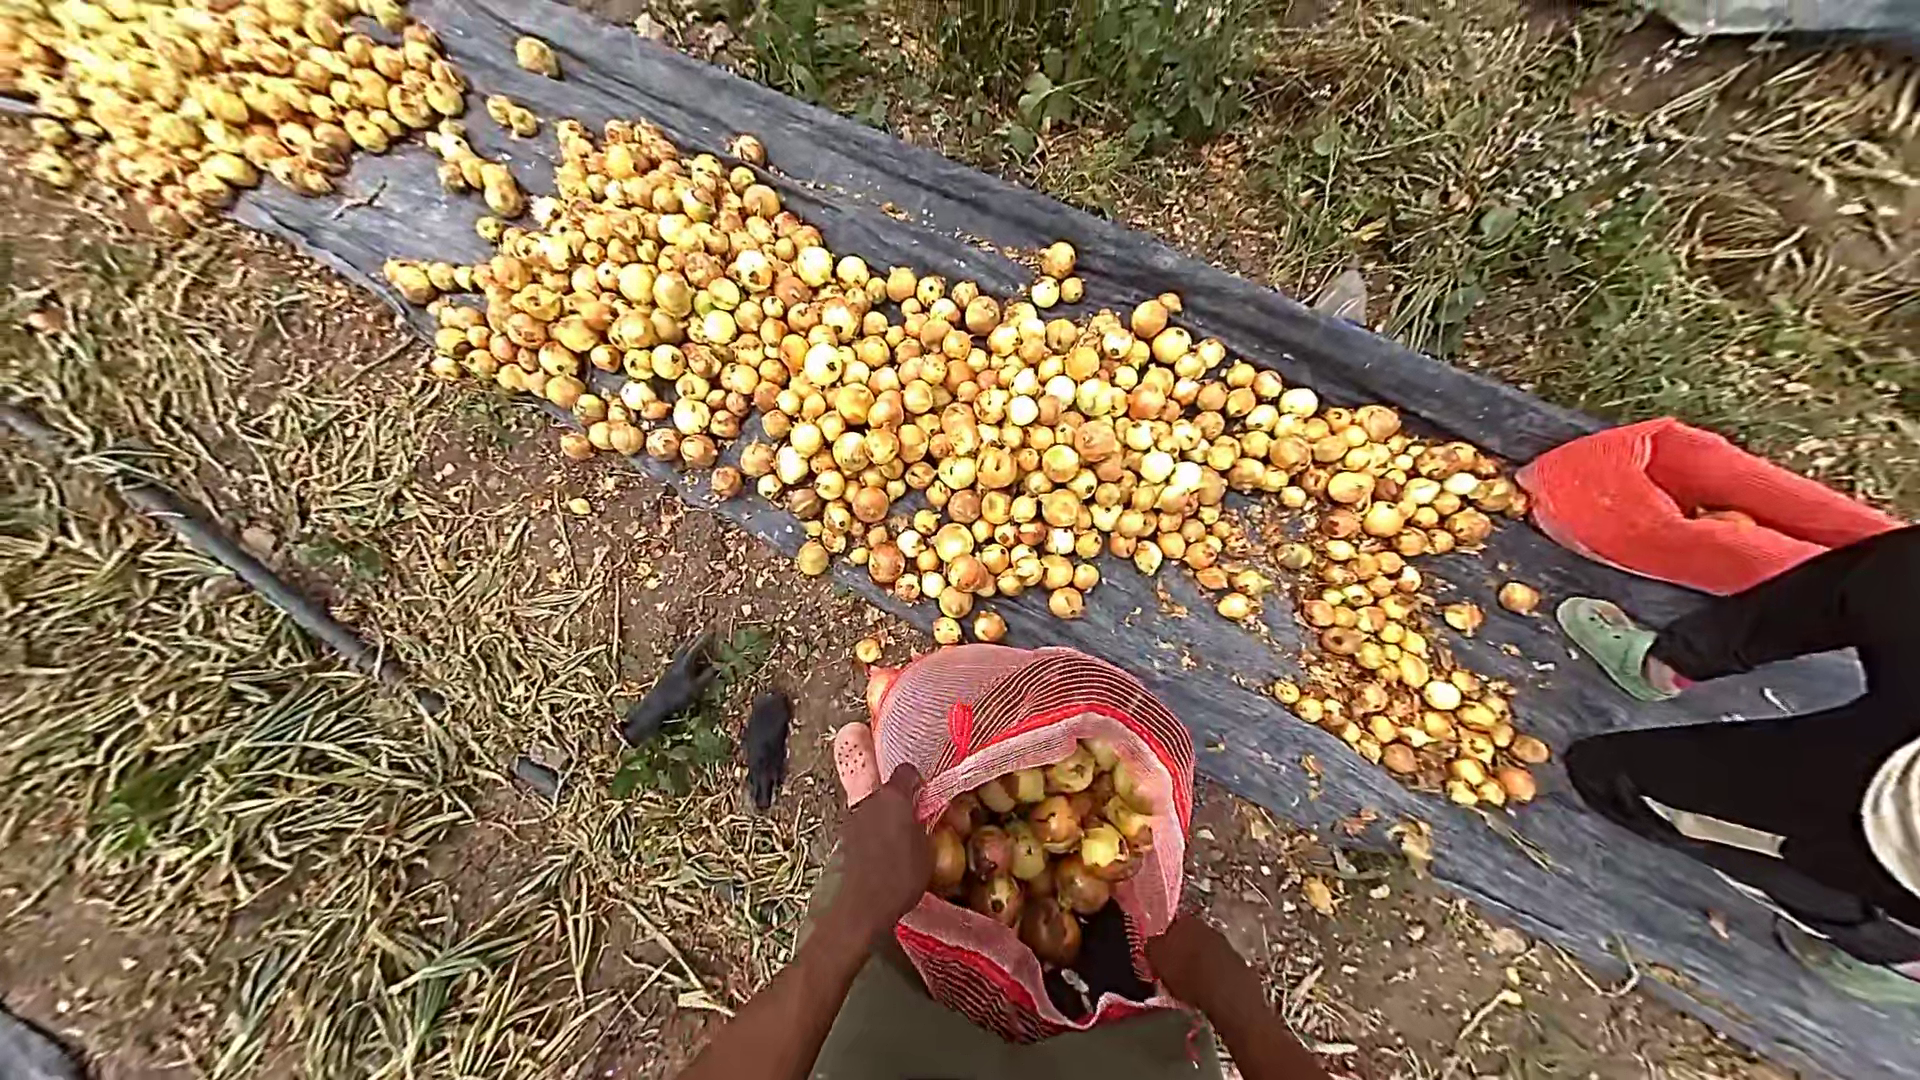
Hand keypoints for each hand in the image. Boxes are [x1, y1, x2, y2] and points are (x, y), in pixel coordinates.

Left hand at [824, 765, 929, 946]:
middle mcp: (870, 801)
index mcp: (894, 797)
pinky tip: (879, 862)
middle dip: (900, 805)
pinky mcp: (840, 841)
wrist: (857, 908)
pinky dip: (870, 840)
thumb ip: (926, 828)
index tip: (924, 794)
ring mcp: (852, 820)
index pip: (906, 771)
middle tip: (913, 825)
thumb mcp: (928, 853)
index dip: (917, 781)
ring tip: (896, 848)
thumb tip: (924, 823)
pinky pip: (861, 832)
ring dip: (883, 822)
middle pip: (887, 793)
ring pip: (873, 812)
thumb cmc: (899, 877)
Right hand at [1147, 913, 1255, 1008]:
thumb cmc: (1187, 973)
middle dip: (1185, 954)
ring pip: (1208, 956)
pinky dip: (1217, 982)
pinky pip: (1223, 973)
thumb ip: (1150, 948)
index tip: (1162, 960)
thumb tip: (1150, 945)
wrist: (1228, 997)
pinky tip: (1211, 996)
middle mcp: (1208, 928)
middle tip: (1176, 974)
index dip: (1165, 944)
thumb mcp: (1156, 959)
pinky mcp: (1243, 969)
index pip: (1171, 927)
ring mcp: (1228, 948)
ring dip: (1202, 967)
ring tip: (1193, 989)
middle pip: (1191, 940)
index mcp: (1186, 920)